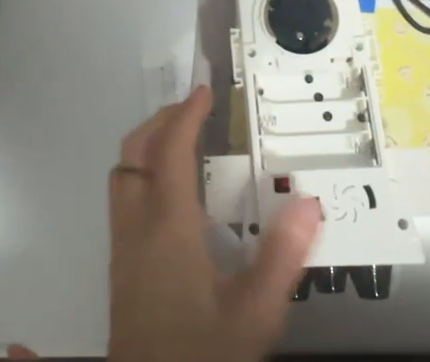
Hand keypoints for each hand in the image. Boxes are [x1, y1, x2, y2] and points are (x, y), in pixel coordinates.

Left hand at [107, 84, 320, 361]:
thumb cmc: (200, 352)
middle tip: (193, 110)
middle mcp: (136, 226)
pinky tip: (173, 196)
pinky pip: (123, 198)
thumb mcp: (254, 313)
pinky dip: (143, 173)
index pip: (169, 151)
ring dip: (147, 146)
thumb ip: (282, 258)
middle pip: (133, 152)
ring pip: (122, 174)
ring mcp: (122, 246)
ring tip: (183, 142)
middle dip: (160, 121)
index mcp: (167, 226)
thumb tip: (309, 203)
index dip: (185, 115)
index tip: (204, 93)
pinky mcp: (120, 266)